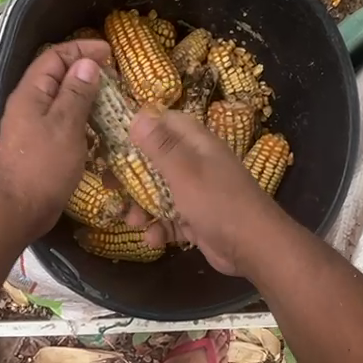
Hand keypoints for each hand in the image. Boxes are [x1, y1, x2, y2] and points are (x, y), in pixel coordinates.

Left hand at [0, 40, 109, 236]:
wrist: (20, 209)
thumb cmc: (43, 165)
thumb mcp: (66, 125)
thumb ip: (76, 92)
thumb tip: (87, 63)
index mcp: (31, 92)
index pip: (55, 56)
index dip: (82, 49)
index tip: (110, 54)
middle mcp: (28, 105)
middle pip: (57, 77)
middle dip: (85, 72)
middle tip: (114, 77)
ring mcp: (32, 127)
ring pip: (60, 101)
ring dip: (84, 97)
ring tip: (111, 101)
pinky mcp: (40, 147)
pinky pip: (61, 123)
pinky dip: (80, 120)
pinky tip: (98, 129)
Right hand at [130, 108, 295, 277]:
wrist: (252, 247)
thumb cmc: (217, 203)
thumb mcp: (184, 171)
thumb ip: (160, 146)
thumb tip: (138, 115)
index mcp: (198, 145)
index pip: (167, 123)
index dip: (142, 126)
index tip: (114, 137)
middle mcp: (197, 165)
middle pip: (157, 162)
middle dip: (133, 176)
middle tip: (110, 185)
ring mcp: (198, 194)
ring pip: (160, 194)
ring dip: (143, 208)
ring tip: (132, 221)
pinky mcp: (197, 220)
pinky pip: (170, 220)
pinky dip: (160, 229)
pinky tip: (154, 239)